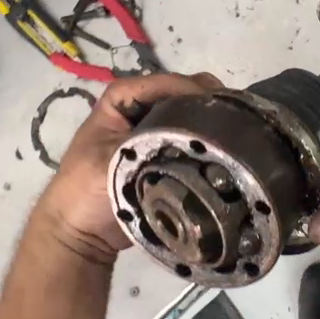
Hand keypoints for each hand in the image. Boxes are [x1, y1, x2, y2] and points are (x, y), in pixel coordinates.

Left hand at [34, 72, 220, 265]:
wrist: (81, 235)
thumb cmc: (85, 191)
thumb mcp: (112, 160)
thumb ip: (150, 143)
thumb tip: (197, 139)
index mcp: (123, 98)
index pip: (164, 83)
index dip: (192, 91)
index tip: (220, 106)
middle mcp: (143, 109)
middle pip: (184, 95)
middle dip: (209, 105)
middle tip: (236, 120)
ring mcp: (157, 131)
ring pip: (192, 117)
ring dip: (213, 124)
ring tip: (238, 135)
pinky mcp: (168, 155)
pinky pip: (193, 142)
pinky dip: (210, 144)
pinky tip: (230, 150)